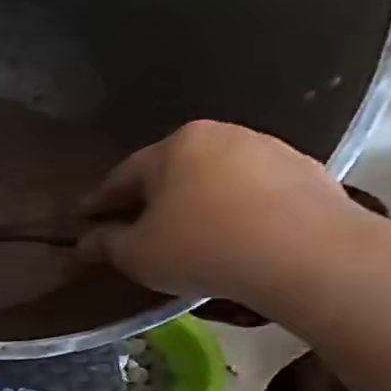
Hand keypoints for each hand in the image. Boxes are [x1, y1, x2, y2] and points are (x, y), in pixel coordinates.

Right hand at [80, 121, 369, 303]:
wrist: (305, 253)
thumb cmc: (202, 248)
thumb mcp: (138, 255)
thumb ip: (106, 244)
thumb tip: (85, 242)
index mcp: (173, 147)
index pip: (123, 176)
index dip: (100, 201)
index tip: (85, 218)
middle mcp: (219, 135)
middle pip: (171, 170)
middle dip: (151, 198)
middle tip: (136, 226)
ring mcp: (266, 148)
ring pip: (215, 177)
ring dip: (196, 202)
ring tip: (188, 233)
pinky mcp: (303, 171)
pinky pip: (253, 191)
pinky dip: (236, 209)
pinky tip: (233, 236)